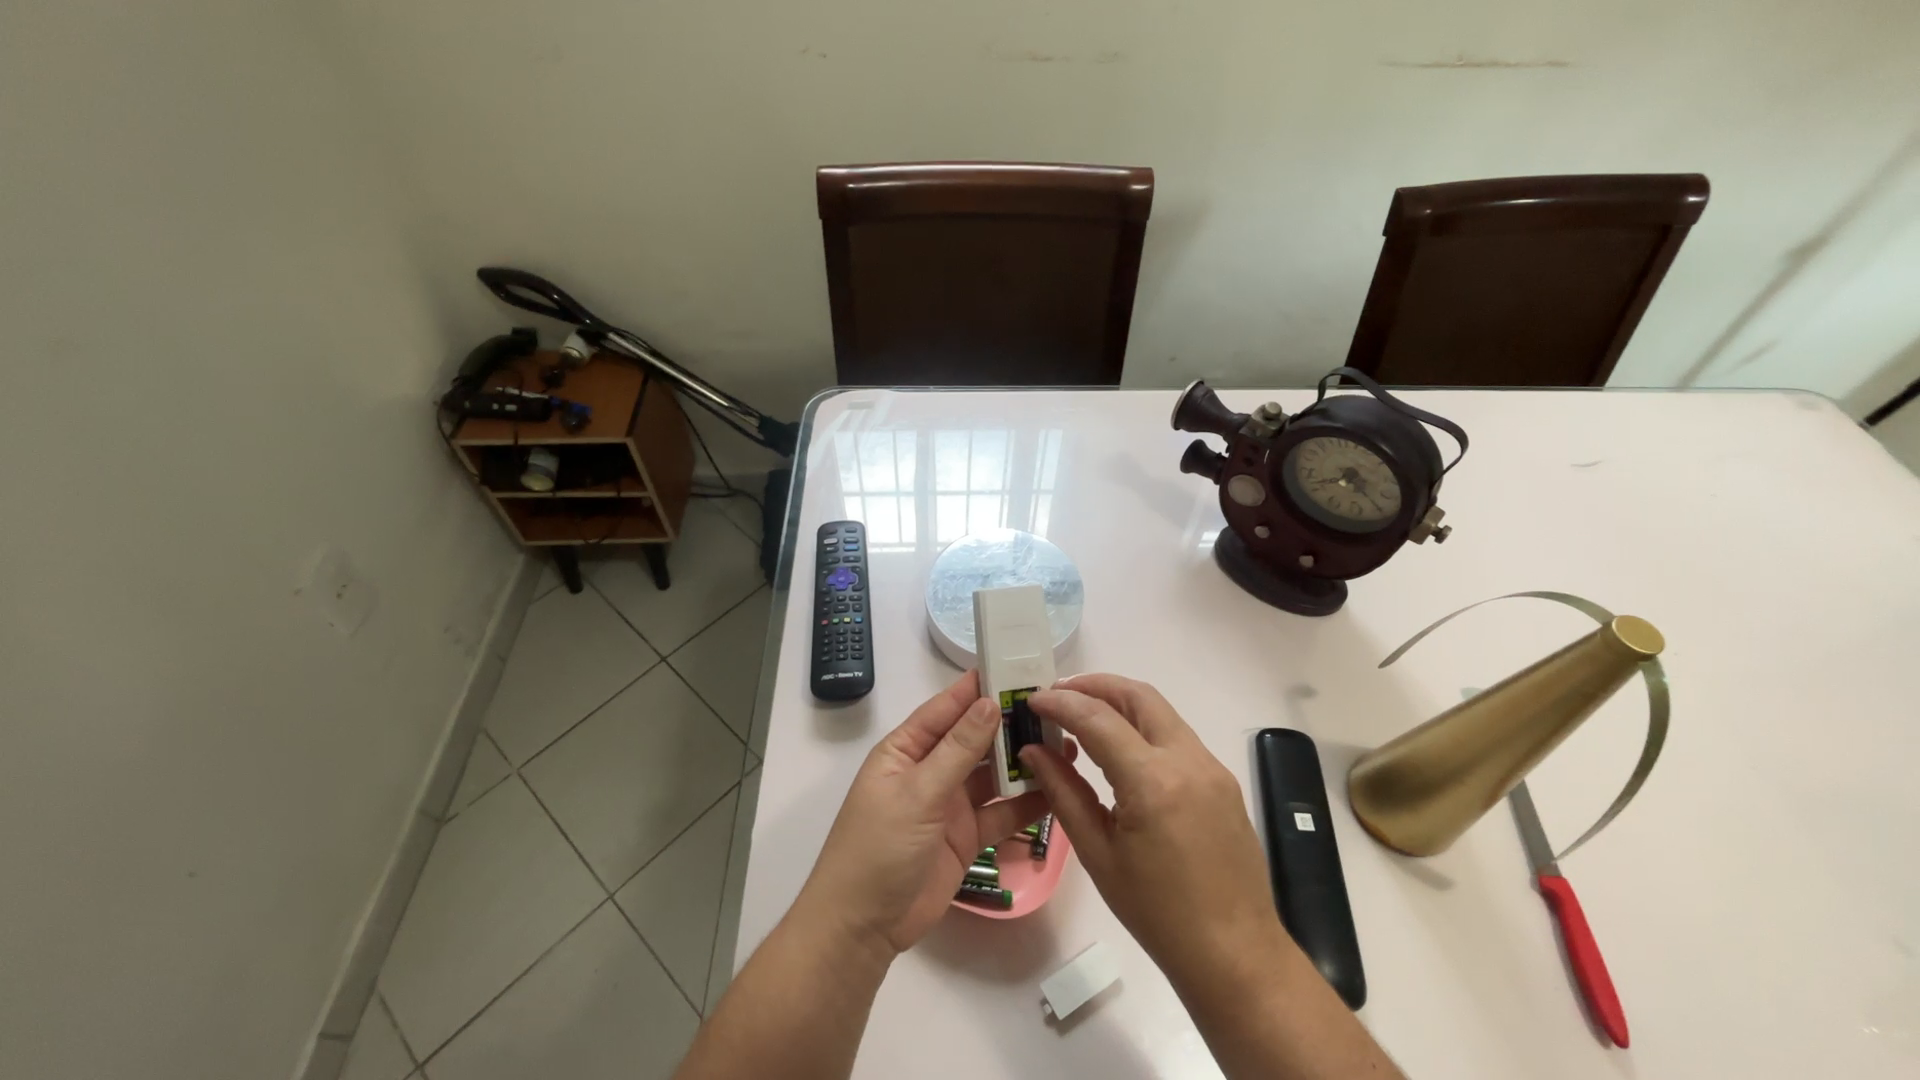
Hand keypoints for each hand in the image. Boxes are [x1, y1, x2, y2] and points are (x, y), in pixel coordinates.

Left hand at [796, 671, 1050, 957]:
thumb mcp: (918, 793)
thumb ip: (957, 751)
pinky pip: (1000, 814)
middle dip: (1009, 726)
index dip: (977, 690)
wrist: (863, 926)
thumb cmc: (878, 848)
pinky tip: (1056, 790)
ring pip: (991, 776)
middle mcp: (929, 771)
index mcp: (905, 751)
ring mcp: (949, 805)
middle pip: (974, 740)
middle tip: (1055, 709)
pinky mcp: (966, 838)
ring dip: (1021, 763)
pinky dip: (1024, 804)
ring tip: (1063, 745)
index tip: (1015, 669)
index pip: (945, 709)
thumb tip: (988, 703)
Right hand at [1020, 675, 1285, 987]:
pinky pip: (1177, 737)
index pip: (1098, 719)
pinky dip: (1143, 729)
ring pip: (1161, 712)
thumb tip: (1034, 751)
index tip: (1031, 698)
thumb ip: (1064, 793)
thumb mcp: (1098, 854)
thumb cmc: (1157, 913)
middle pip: (1138, 696)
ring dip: (1120, 704)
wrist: (1234, 951)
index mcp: (1153, 781)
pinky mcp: (1222, 780)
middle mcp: (1188, 760)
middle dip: (1095, 685)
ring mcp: (1211, 767)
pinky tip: (1119, 751)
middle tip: (1057, 695)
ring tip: (1082, 718)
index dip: (1060, 703)